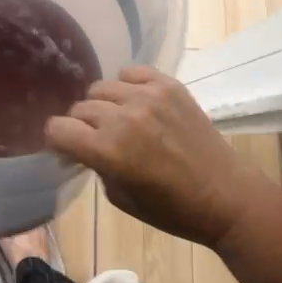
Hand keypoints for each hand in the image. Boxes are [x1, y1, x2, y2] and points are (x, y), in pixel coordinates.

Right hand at [44, 65, 267, 247]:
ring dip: (103, 105)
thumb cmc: (171, 209)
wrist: (224, 195)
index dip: (56, 139)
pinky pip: (131, 72)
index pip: (58, 129)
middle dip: (80, 125)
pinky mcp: (167, 84)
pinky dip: (127, 86)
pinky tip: (137, 103)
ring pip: (102, 87)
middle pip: (80, 108)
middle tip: (94, 139)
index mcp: (108, 151)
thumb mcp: (121, 198)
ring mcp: (147, 96)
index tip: (64, 147)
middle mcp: (123, 117)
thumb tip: (80, 147)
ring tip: (118, 119)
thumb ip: (96, 166)